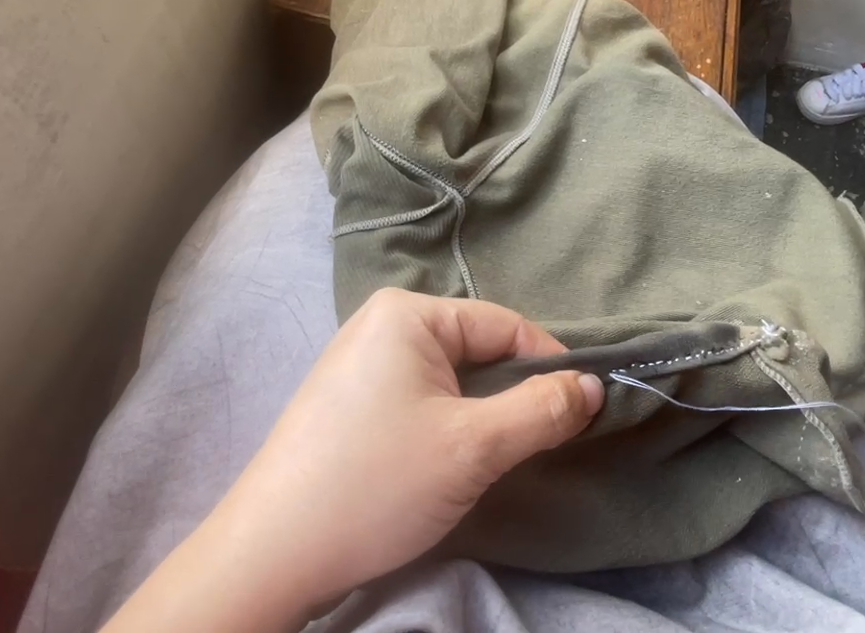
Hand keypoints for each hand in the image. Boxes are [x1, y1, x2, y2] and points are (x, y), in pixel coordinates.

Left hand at [101, 289, 603, 632]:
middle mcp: (381, 321)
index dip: (548, 365)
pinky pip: (418, 394)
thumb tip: (593, 385)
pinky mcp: (347, 398)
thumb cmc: (378, 483)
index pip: (503, 325)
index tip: (582, 409)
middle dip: (511, 392)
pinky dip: (446, 421)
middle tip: (538, 441)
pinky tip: (445, 460)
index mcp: (408, 311)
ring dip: (481, 412)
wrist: (270, 553)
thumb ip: (542, 411)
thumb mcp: (475, 447)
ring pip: (449, 376)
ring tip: (491, 455)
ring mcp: (359, 359)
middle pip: (476, 348)